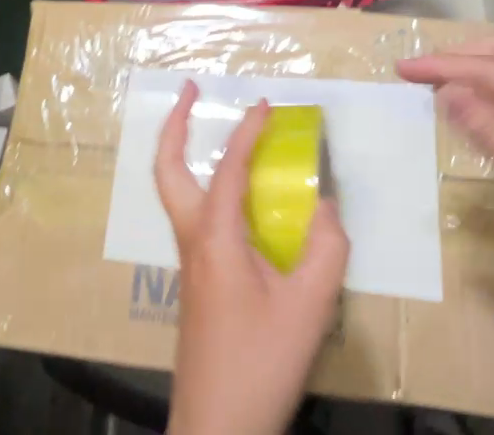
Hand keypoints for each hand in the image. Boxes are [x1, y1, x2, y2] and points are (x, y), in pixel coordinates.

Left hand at [156, 82, 349, 434]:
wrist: (218, 425)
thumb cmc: (261, 362)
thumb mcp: (310, 306)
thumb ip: (325, 248)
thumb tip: (324, 206)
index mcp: (215, 238)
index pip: (228, 168)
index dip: (247, 131)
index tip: (265, 103)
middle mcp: (193, 241)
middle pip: (167, 171)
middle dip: (175, 126)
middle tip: (189, 92)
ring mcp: (189, 263)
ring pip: (175, 193)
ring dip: (186, 154)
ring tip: (211, 132)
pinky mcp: (197, 282)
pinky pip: (195, 217)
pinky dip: (208, 189)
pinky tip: (240, 201)